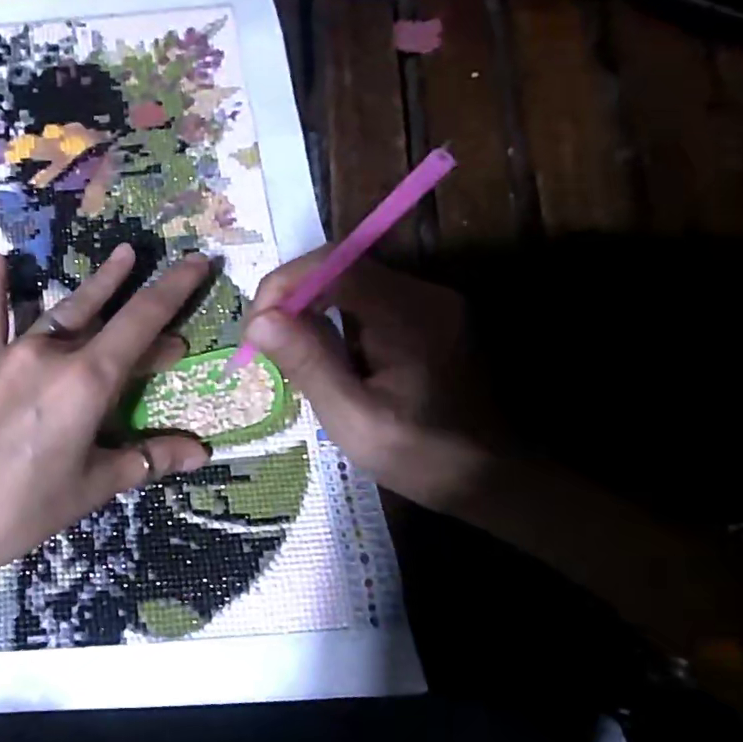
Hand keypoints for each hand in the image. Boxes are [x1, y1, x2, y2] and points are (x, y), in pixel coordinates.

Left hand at [0, 244, 212, 606]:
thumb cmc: (25, 509)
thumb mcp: (94, 485)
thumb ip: (148, 459)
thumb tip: (199, 453)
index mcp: (88, 381)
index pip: (143, 322)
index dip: (175, 289)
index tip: (198, 261)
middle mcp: (52, 353)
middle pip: (107, 314)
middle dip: (143, 296)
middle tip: (171, 279)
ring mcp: (11, 353)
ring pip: (62, 309)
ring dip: (96, 285)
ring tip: (122, 256)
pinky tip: (0, 260)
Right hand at [239, 248, 483, 505]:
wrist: (486, 477)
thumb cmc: (419, 455)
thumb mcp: (355, 418)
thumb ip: (309, 364)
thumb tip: (258, 320)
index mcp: (408, 314)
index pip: (334, 264)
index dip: (284, 284)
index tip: (255, 328)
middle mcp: (421, 294)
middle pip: (339, 267)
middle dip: (291, 298)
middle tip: (262, 344)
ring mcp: (425, 304)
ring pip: (347, 283)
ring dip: (307, 309)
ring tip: (285, 353)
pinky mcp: (423, 318)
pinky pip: (363, 302)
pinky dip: (330, 320)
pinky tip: (321, 358)